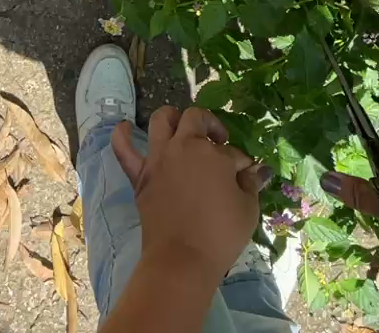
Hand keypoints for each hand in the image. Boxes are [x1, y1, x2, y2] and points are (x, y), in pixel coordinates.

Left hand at [112, 106, 268, 283]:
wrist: (183, 260)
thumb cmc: (221, 235)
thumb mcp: (248, 209)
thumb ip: (250, 184)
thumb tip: (256, 170)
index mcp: (213, 153)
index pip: (231, 152)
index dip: (241, 163)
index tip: (245, 176)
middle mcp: (184, 146)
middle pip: (196, 119)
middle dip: (211, 125)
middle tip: (219, 143)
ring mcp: (159, 158)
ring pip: (161, 120)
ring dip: (173, 118)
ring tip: (182, 129)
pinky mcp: (140, 175)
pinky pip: (123, 149)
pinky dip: (122, 135)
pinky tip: (125, 126)